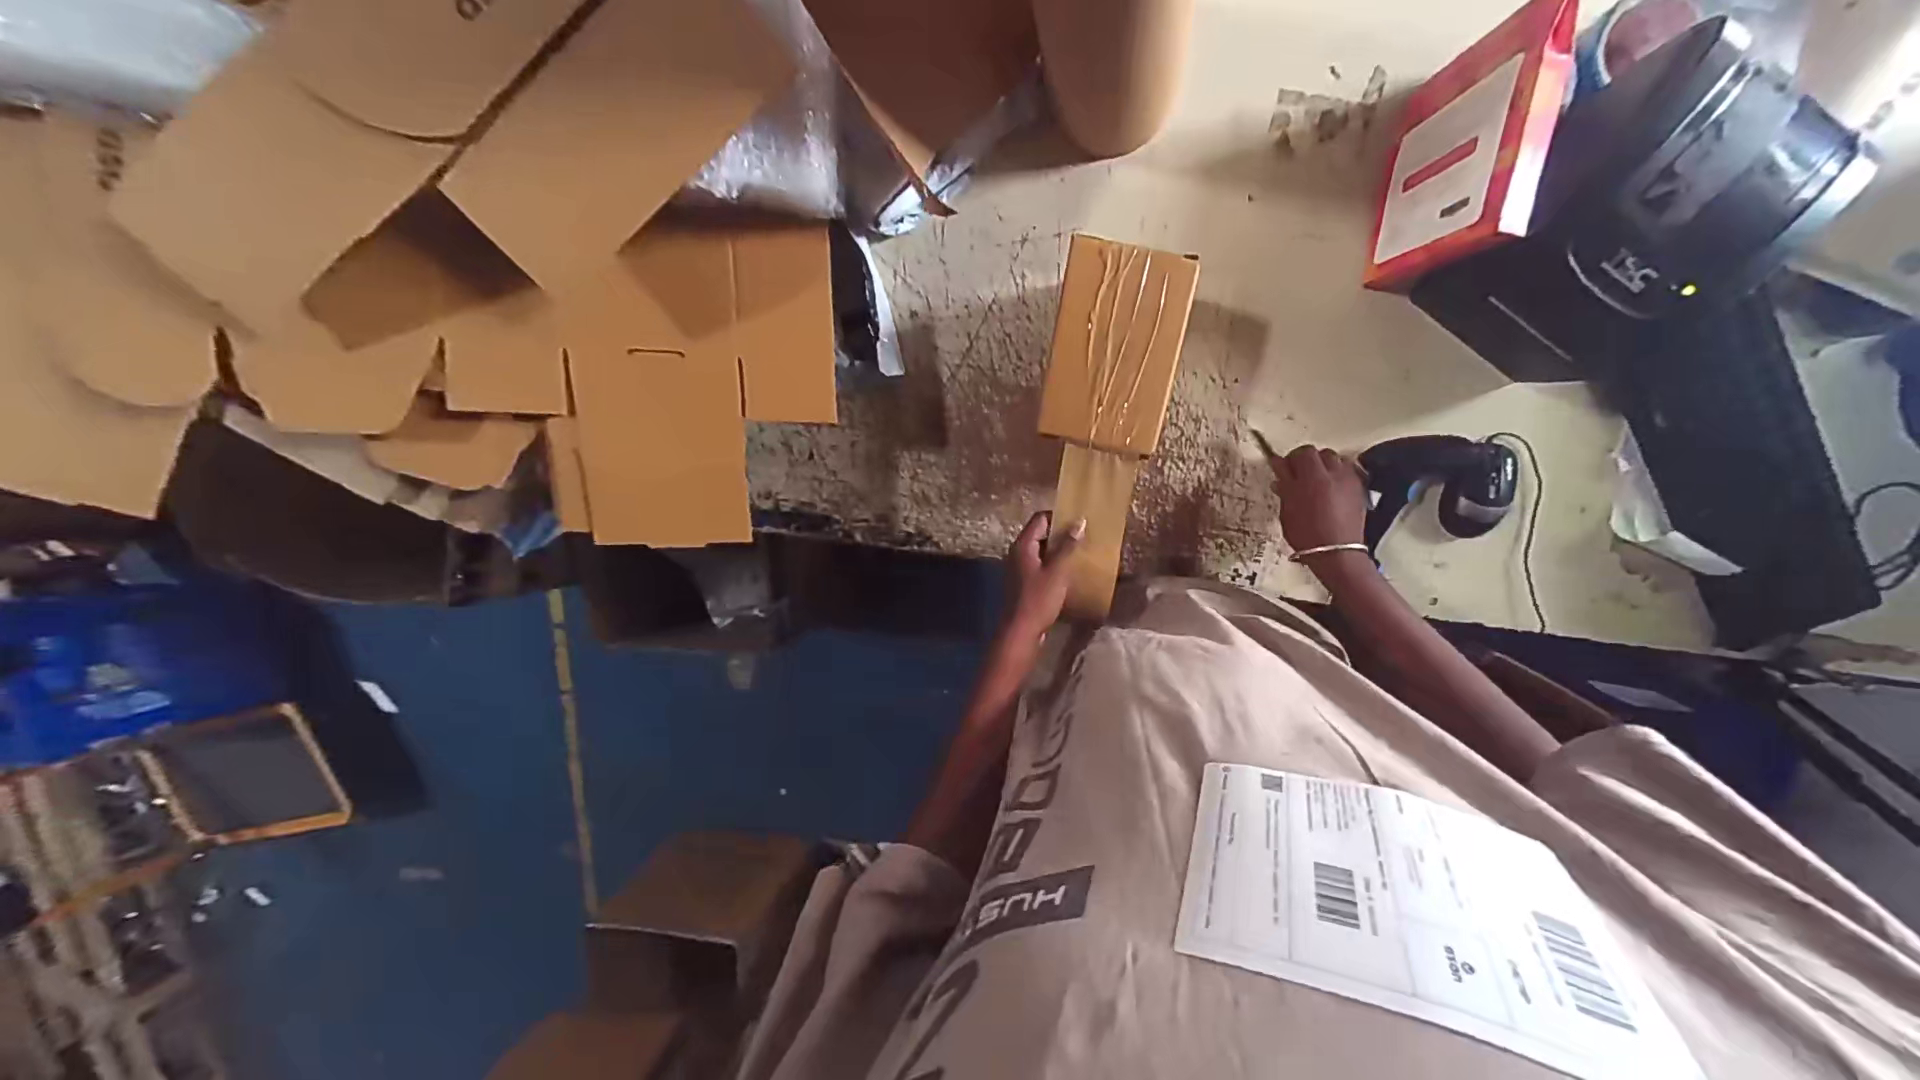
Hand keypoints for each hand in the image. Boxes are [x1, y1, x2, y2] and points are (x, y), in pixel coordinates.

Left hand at [1003, 511, 1084, 635]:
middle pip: (1040, 533)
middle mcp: (1018, 552)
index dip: (1059, 516)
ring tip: (1080, 550)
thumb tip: (1079, 522)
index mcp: (1023, 545)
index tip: (1079, 520)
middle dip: (1061, 533)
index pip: (1039, 518)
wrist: (1021, 630)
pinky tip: (1069, 569)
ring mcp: (1019, 567)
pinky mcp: (1024, 581)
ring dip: (1059, 549)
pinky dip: (1053, 563)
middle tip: (1084, 535)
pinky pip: (1040, 564)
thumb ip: (1067, 546)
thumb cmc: (1039, 599)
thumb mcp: (1057, 571)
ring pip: (1041, 549)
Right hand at [1268, 444, 1367, 552]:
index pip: (1302, 453)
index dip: (1292, 459)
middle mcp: (1335, 473)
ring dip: (1326, 466)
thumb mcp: (1287, 509)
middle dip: (1309, 461)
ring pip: (1337, 460)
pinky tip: (1331, 488)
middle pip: (1322, 453)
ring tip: (1317, 481)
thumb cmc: (1306, 533)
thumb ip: (1285, 484)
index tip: (1285, 469)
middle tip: (1299, 475)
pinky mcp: (1360, 490)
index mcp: (1313, 477)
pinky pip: (1348, 472)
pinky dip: (1338, 474)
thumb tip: (1280, 467)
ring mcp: (1350, 481)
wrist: (1335, 552)